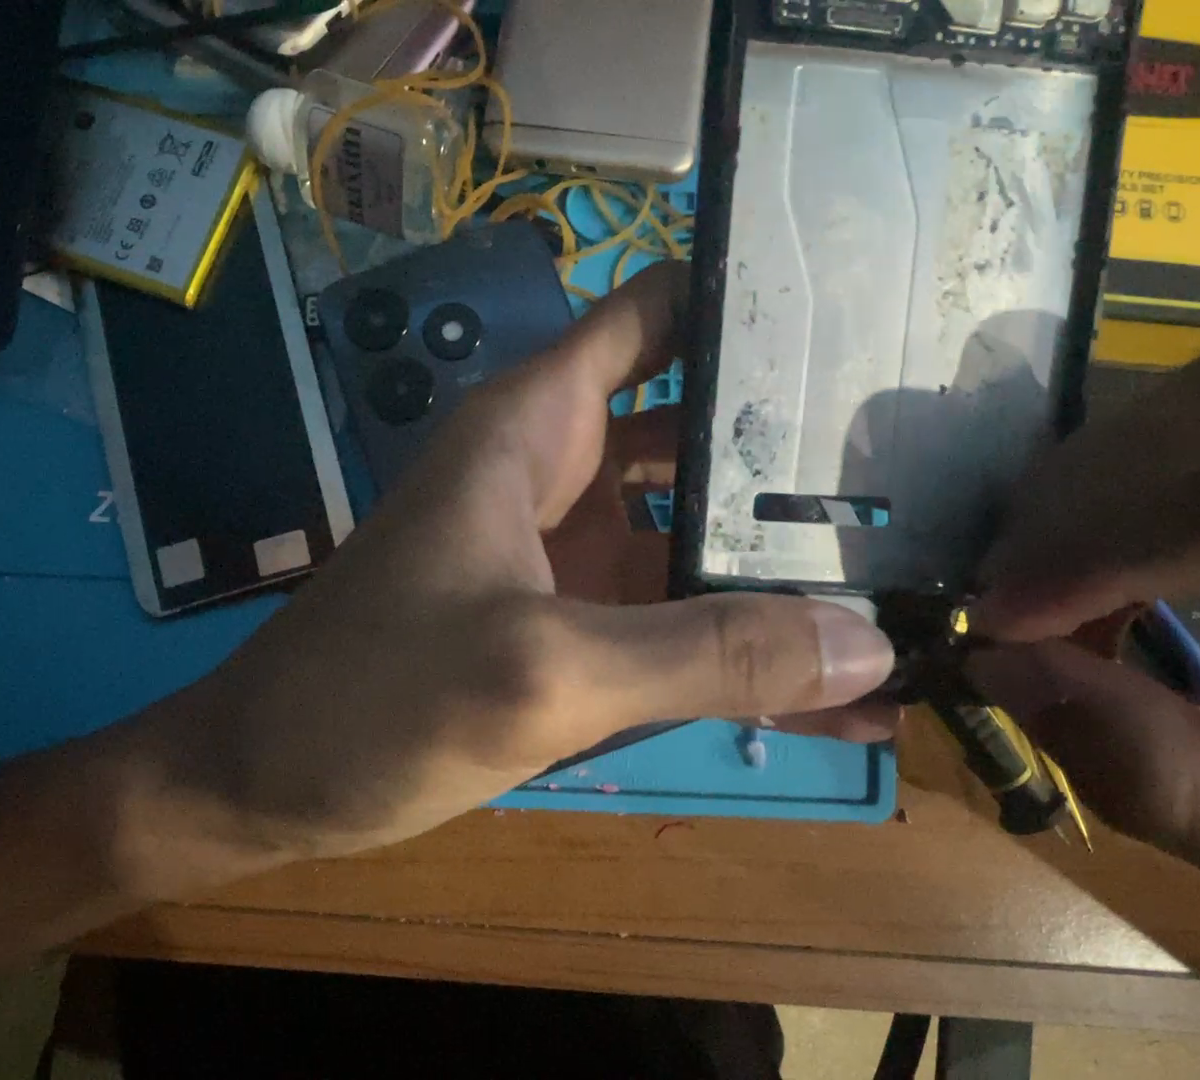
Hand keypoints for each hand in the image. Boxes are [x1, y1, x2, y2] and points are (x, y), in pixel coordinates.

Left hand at [110, 264, 897, 888]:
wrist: (264, 781)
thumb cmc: (370, 701)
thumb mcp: (538, 671)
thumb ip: (699, 654)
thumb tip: (865, 646)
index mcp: (534, 427)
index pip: (656, 317)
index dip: (750, 303)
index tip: (867, 319)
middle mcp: (560, 474)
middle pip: (699, 430)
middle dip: (799, 450)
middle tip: (935, 473)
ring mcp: (568, 557)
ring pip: (695, 537)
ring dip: (784, 566)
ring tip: (922, 585)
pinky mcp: (570, 630)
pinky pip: (672, 625)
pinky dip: (741, 654)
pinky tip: (843, 700)